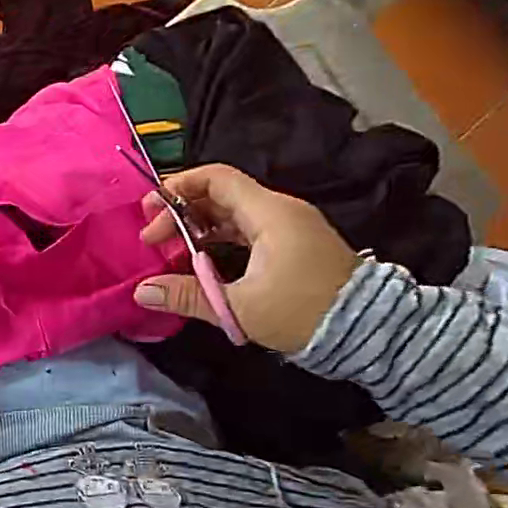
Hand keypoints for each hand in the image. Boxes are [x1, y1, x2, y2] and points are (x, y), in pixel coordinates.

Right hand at [133, 164, 359, 352]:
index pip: (216, 178)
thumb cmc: (301, 312)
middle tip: (152, 240)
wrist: (365, 329)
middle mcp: (280, 210)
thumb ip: (188, 296)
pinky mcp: (294, 245)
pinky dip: (221, 239)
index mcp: (269, 213)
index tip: (149, 211)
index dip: (178, 187)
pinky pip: (249, 230)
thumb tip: (143, 291)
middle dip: (182, 212)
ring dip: (200, 227)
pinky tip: (202, 260)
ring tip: (172, 251)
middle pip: (221, 195)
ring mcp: (289, 227)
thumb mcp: (240, 307)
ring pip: (234, 213)